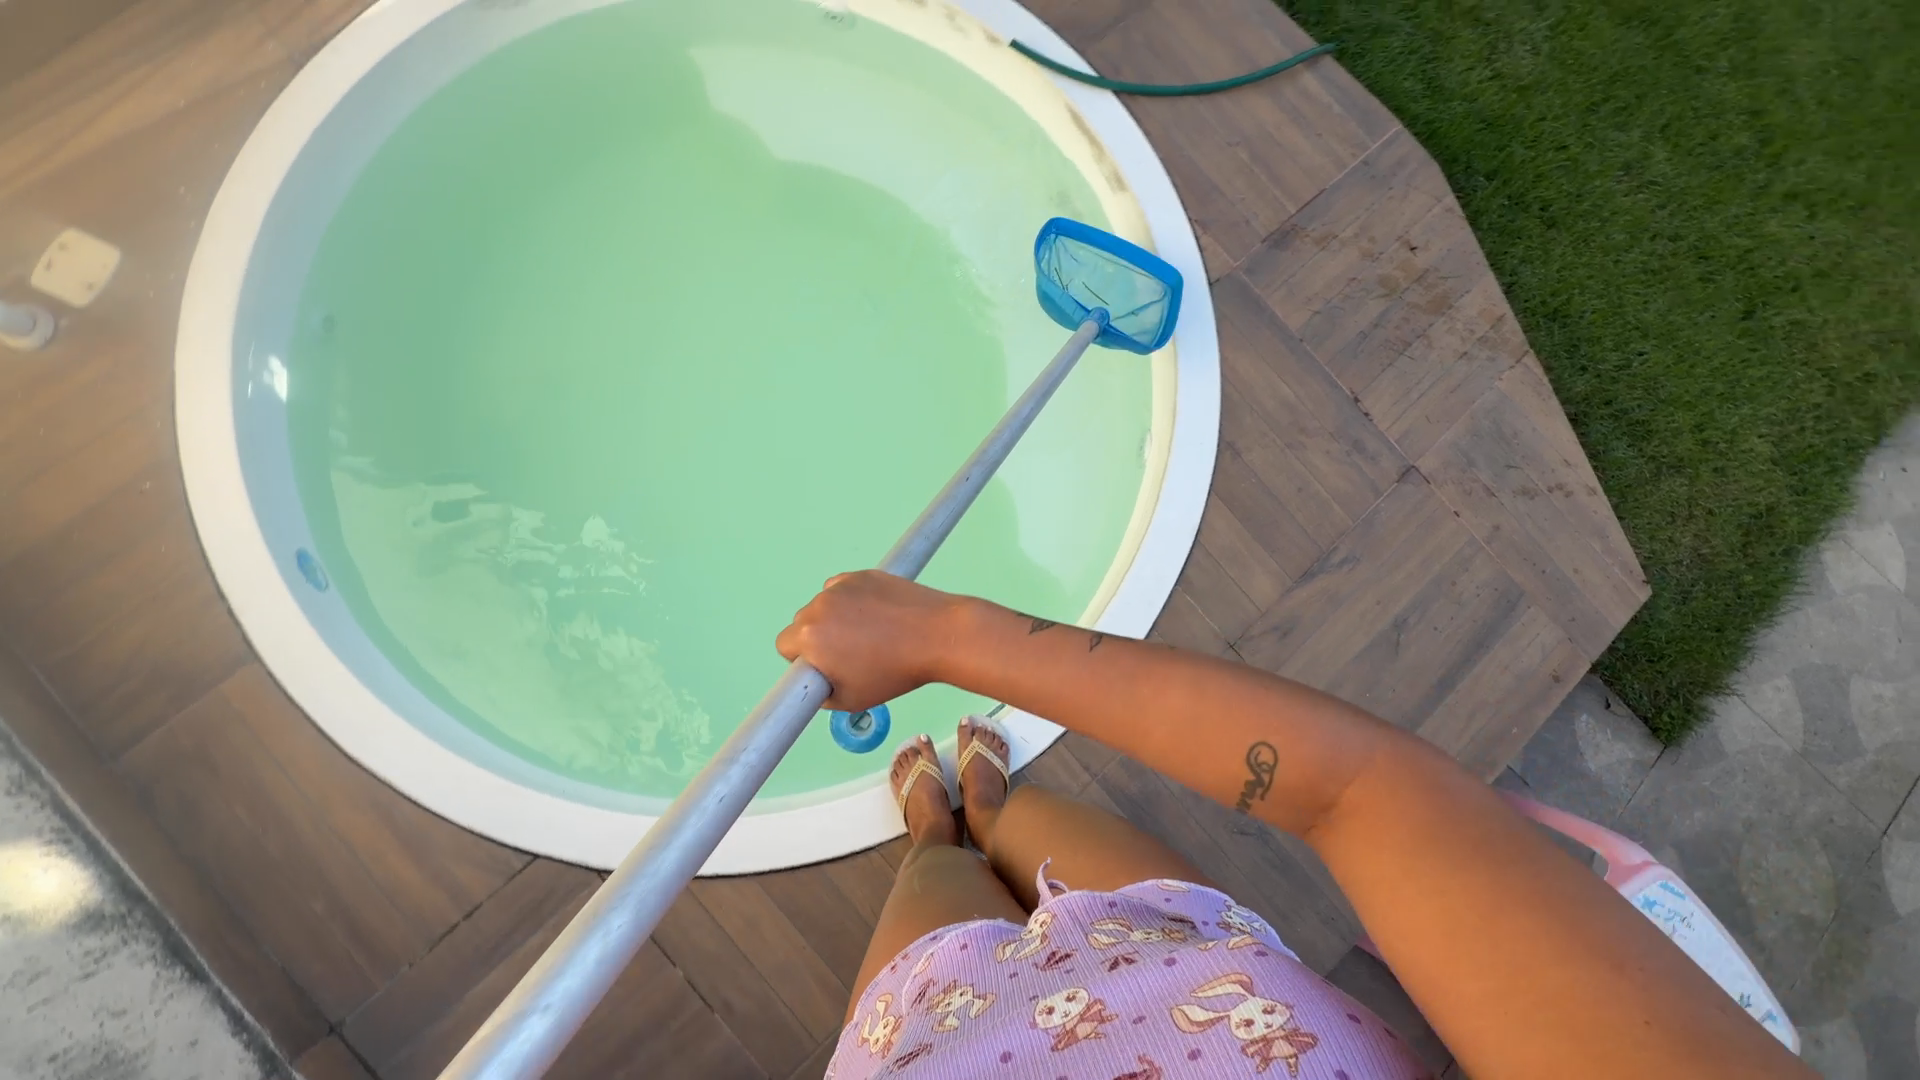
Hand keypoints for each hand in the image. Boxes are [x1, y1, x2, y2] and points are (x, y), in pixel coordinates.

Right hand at [775, 571, 973, 710]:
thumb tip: (818, 682)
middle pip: (802, 622)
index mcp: (809, 636)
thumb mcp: (852, 700)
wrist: (937, 636)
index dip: (802, 659)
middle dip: (818, 637)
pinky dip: (852, 600)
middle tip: (851, 652)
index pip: (785, 645)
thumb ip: (822, 693)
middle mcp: (818, 605)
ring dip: (835, 617)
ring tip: (870, 633)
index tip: (825, 666)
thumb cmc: (895, 672)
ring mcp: (841, 586)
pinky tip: (876, 614)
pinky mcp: (862, 574)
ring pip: (824, 604)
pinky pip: (844, 588)